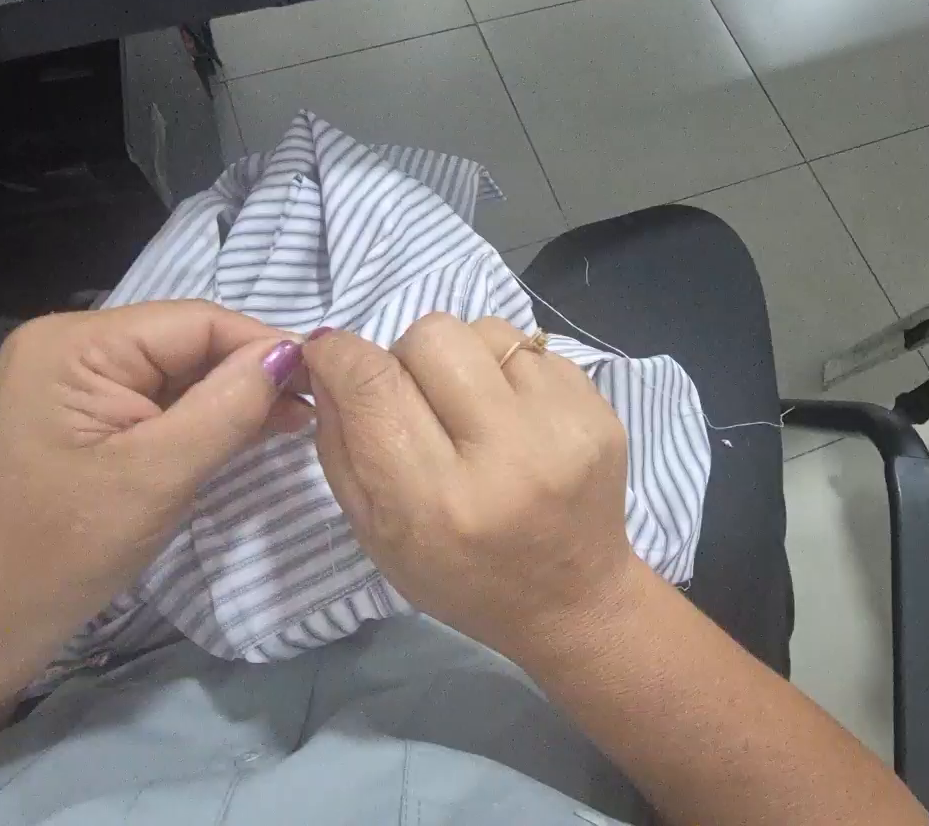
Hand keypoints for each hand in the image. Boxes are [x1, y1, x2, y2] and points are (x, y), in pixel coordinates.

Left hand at [0, 301, 309, 710]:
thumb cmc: (70, 549)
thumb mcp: (159, 475)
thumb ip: (228, 406)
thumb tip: (292, 353)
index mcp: (73, 345)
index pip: (194, 322)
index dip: (262, 344)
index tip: (321, 377)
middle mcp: (72, 343)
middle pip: (189, 340)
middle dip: (252, 371)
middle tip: (313, 404)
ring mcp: (79, 374)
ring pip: (184, 366)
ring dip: (238, 392)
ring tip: (296, 416)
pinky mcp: (93, 405)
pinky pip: (167, 393)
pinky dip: (211, 410)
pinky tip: (258, 424)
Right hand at [302, 315, 651, 663]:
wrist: (572, 598)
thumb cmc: (460, 576)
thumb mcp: (375, 532)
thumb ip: (340, 442)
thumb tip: (328, 356)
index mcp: (438, 501)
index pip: (374, 385)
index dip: (339, 354)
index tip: (329, 352)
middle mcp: (507, 455)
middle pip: (430, 337)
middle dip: (405, 357)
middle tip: (417, 398)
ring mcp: (563, 426)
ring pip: (481, 330)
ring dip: (460, 358)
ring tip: (471, 407)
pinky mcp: (600, 408)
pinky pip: (530, 345)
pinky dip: (506, 368)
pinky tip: (514, 414)